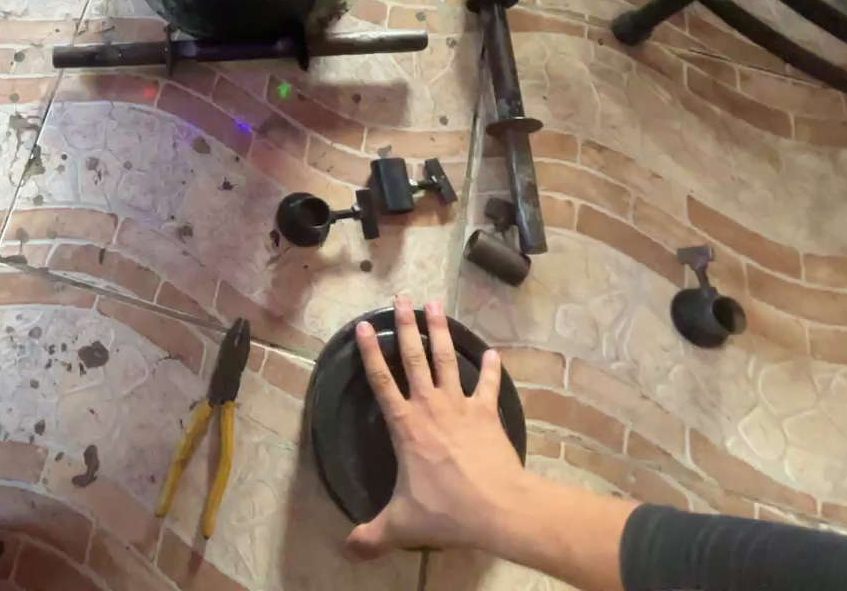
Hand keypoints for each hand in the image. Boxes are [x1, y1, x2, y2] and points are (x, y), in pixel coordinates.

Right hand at [345, 294, 534, 559]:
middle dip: (407, 325)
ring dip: (440, 331)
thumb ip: (373, 534)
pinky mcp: (487, 414)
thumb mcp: (403, 523)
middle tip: (402, 297)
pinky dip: (490, 369)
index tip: (364, 324)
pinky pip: (487, 386)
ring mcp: (460, 406)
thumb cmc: (447, 510)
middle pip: (414, 358)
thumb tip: (345, 549)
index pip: (381, 380)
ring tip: (435, 304)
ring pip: (446, 360)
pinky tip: (492, 353)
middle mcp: (429, 406)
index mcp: (405, 425)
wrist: (500, 509)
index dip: (371, 352)